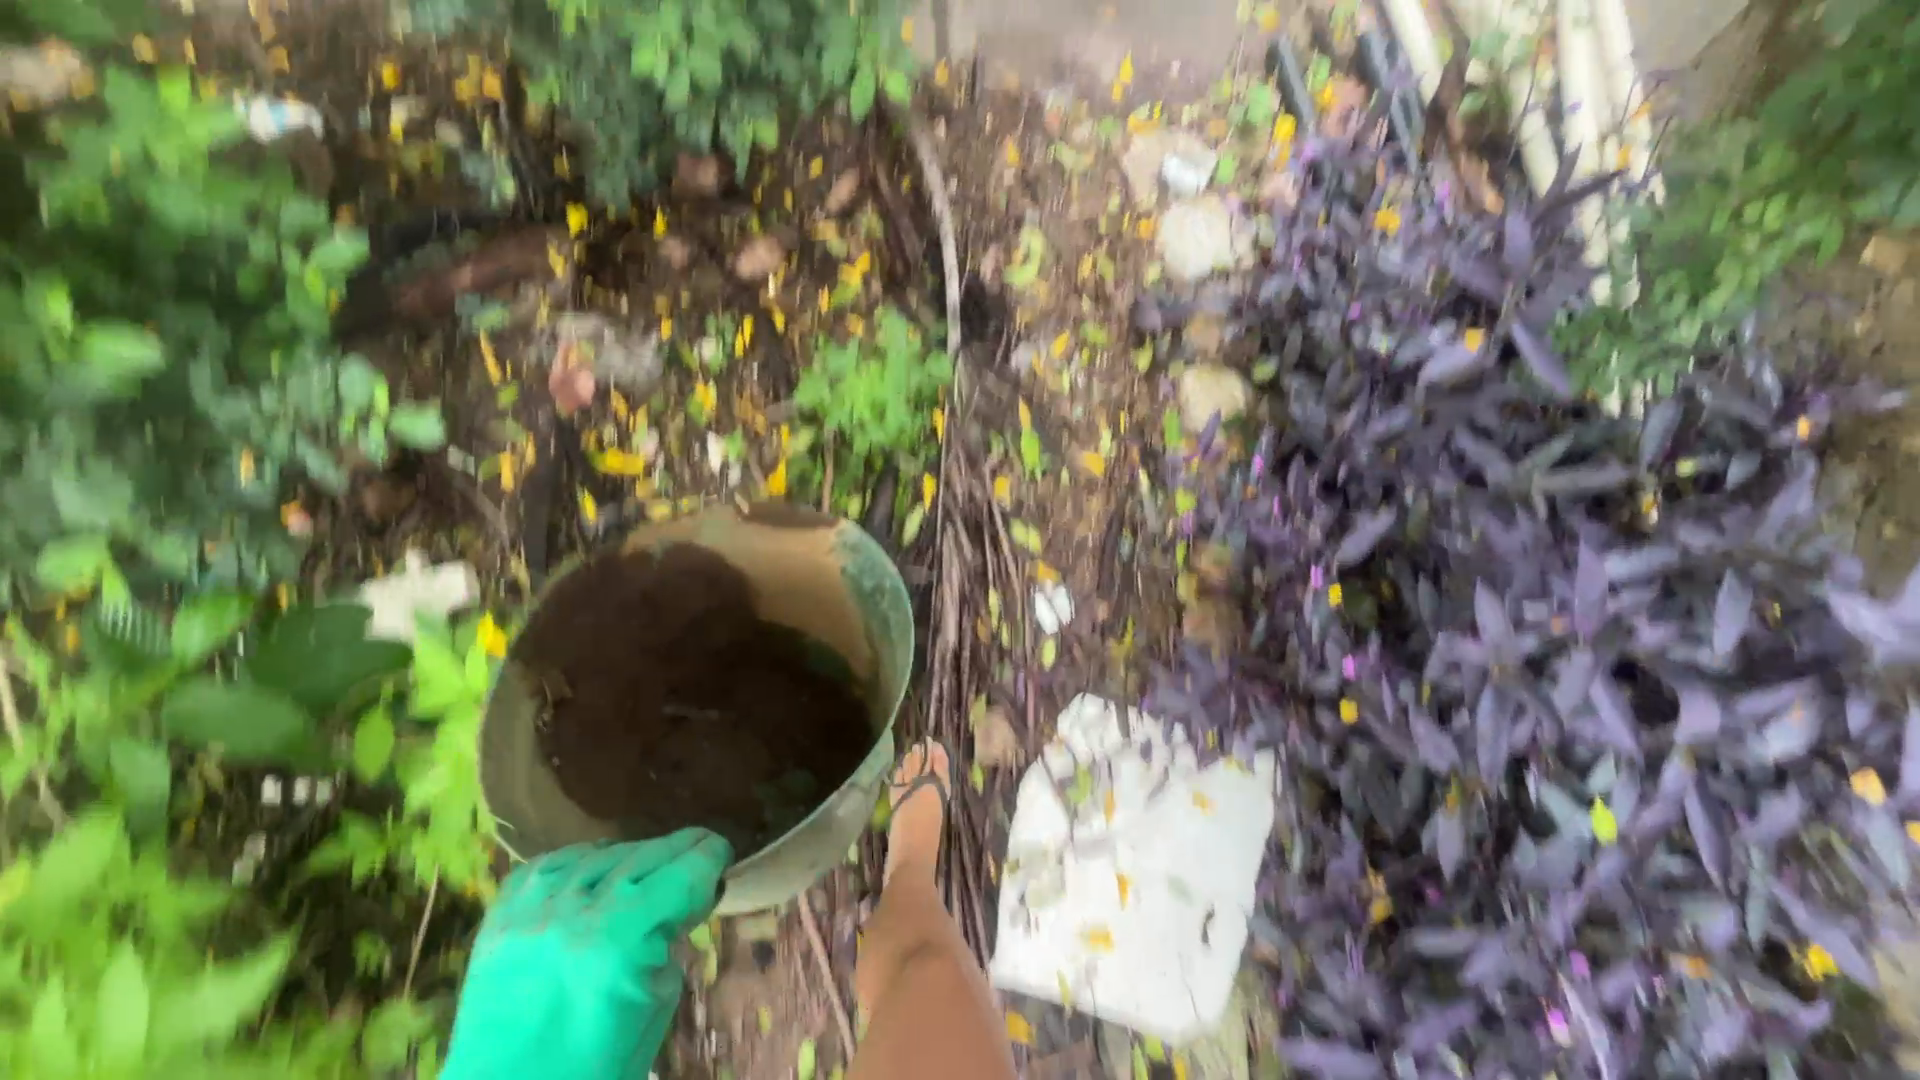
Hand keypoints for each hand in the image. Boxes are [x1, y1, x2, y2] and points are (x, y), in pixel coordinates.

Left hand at [442, 829, 731, 1079]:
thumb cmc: (596, 1069)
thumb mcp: (657, 1005)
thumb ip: (670, 941)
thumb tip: (683, 901)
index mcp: (624, 938)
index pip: (684, 871)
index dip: (712, 856)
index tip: (724, 855)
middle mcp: (577, 910)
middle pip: (646, 853)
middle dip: (681, 851)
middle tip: (699, 854)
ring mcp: (532, 909)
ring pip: (601, 852)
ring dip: (633, 858)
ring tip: (648, 872)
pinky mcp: (500, 917)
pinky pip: (551, 863)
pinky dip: (581, 862)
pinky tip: (596, 874)